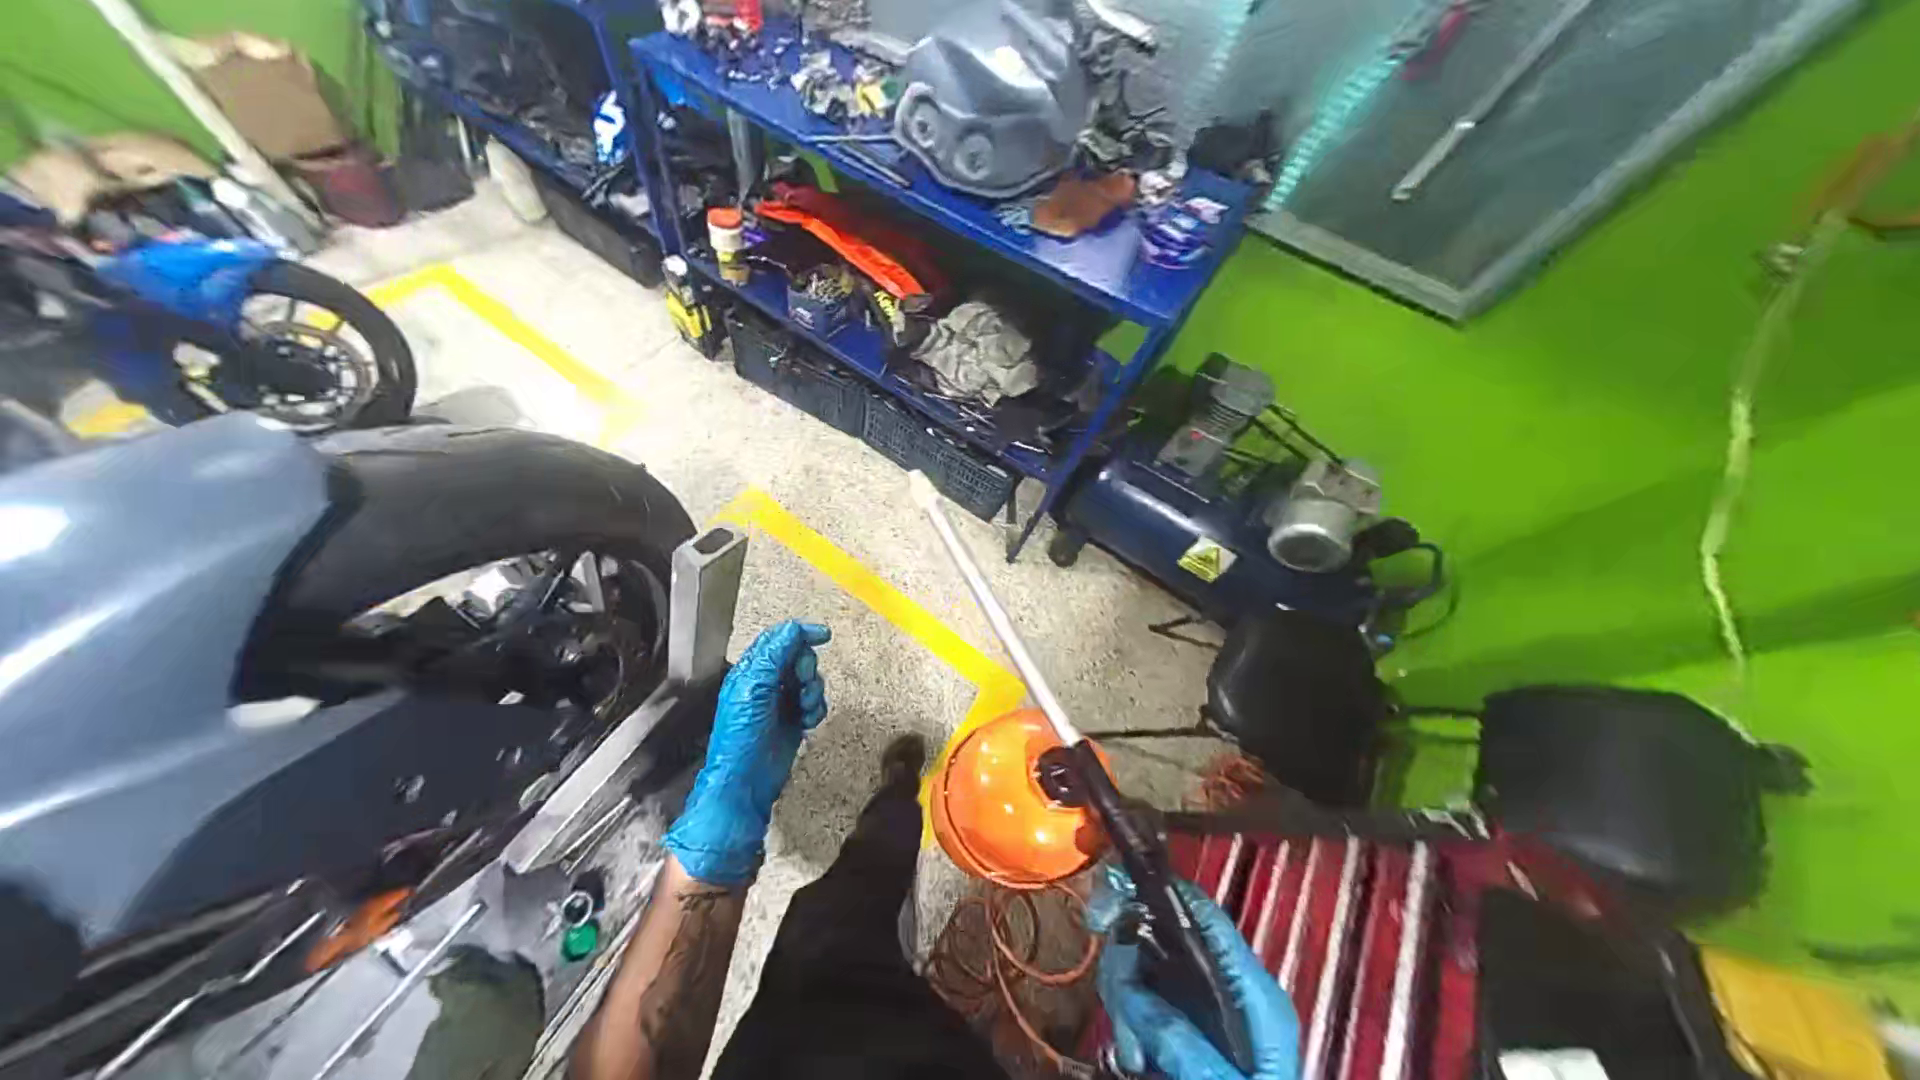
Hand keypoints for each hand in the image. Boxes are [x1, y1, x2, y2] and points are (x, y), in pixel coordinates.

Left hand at [665, 620, 830, 884]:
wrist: (746, 782)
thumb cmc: (742, 737)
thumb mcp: (755, 689)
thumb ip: (774, 655)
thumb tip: (794, 628)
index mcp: (752, 671)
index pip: (779, 639)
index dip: (801, 634)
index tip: (823, 636)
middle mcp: (767, 683)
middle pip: (799, 657)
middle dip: (807, 668)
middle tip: (802, 683)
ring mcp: (782, 702)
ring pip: (810, 680)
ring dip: (813, 690)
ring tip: (804, 708)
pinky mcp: (794, 720)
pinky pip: (815, 703)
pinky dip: (817, 709)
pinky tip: (808, 722)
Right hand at [1088, 865, 1299, 1079]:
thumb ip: (1187, 1048)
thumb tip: (1139, 999)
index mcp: (1253, 994)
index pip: (1204, 915)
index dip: (1158, 896)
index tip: (1108, 905)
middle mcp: (1227, 985)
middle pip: (1161, 935)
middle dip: (1129, 966)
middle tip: (1120, 1004)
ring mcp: (1205, 1003)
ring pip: (1144, 965)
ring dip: (1126, 1003)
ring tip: (1136, 1055)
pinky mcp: (1185, 1023)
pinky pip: (1143, 998)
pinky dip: (1130, 1021)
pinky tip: (1137, 1057)